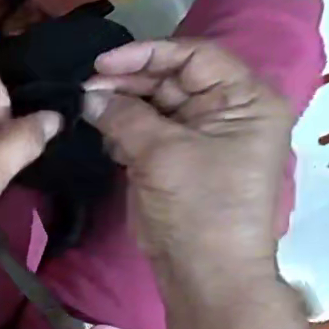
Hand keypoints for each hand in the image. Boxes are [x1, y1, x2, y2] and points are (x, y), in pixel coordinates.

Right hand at [82, 38, 295, 272]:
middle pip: (172, 80)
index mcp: (244, 100)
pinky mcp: (175, 162)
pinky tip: (98, 131)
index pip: (194, 57)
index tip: (100, 65)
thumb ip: (124, 117)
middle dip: (128, 84)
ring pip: (154, 107)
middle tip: (84, 92)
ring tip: (85, 110)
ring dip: (120, 107)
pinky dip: (122, 130)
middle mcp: (226, 112)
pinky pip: (146, 133)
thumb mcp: (162, 154)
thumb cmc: (198, 207)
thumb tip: (87, 97)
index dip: (146, 55)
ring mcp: (199, 138)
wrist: (204, 273)